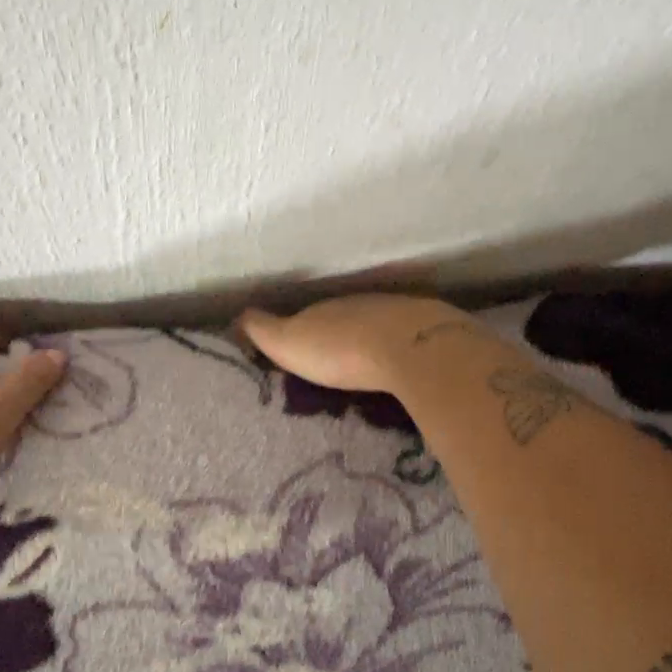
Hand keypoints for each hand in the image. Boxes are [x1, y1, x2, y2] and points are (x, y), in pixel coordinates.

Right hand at [236, 294, 484, 393]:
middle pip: (347, 320)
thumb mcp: (289, 342)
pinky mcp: (433, 332)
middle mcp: (364, 304)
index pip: (308, 316)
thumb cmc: (343, 349)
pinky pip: (408, 340)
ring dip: (372, 343)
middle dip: (339, 337)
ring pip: (380, 327)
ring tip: (368, 367)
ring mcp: (400, 314)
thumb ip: (263, 330)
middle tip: (334, 361)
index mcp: (327, 307)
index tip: (297, 349)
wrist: (413, 350)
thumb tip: (238, 316)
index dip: (300, 331)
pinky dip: (401, 350)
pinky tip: (402, 366)